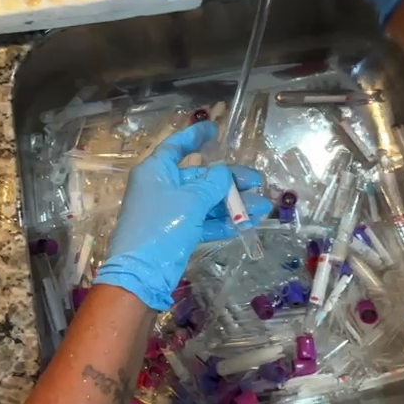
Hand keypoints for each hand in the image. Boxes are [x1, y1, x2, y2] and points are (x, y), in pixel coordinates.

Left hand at [93, 122, 268, 309]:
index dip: (195, 136)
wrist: (141, 275)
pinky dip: (223, 221)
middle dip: (228, 179)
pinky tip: (248, 223)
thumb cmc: (160, 228)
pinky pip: (203, 221)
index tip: (214, 129)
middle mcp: (161, 188)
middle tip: (257, 181)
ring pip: (205, 201)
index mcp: (155, 171)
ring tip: (263, 206)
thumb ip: (212, 184)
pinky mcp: (176, 233)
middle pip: (198, 177)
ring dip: (232, 203)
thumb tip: (224, 173)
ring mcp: (169, 212)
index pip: (176, 147)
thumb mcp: (190, 201)